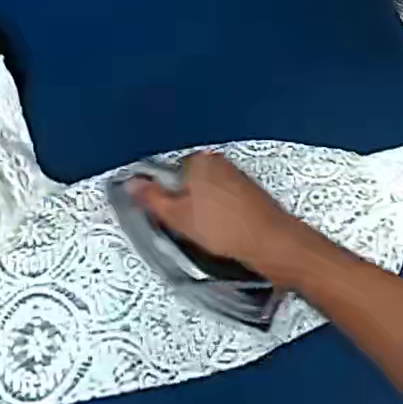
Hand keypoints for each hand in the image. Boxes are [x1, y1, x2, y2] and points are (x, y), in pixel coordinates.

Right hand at [128, 151, 318, 276]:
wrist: (269, 243)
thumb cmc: (230, 229)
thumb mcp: (177, 217)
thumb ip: (151, 197)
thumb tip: (132, 184)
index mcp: (198, 160)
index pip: (165, 171)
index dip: (160, 196)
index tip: (161, 213)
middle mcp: (217, 162)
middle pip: (185, 181)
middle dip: (181, 203)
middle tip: (183, 227)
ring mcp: (233, 176)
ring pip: (204, 193)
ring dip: (200, 210)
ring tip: (205, 233)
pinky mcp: (245, 192)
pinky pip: (221, 201)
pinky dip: (217, 215)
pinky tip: (221, 233)